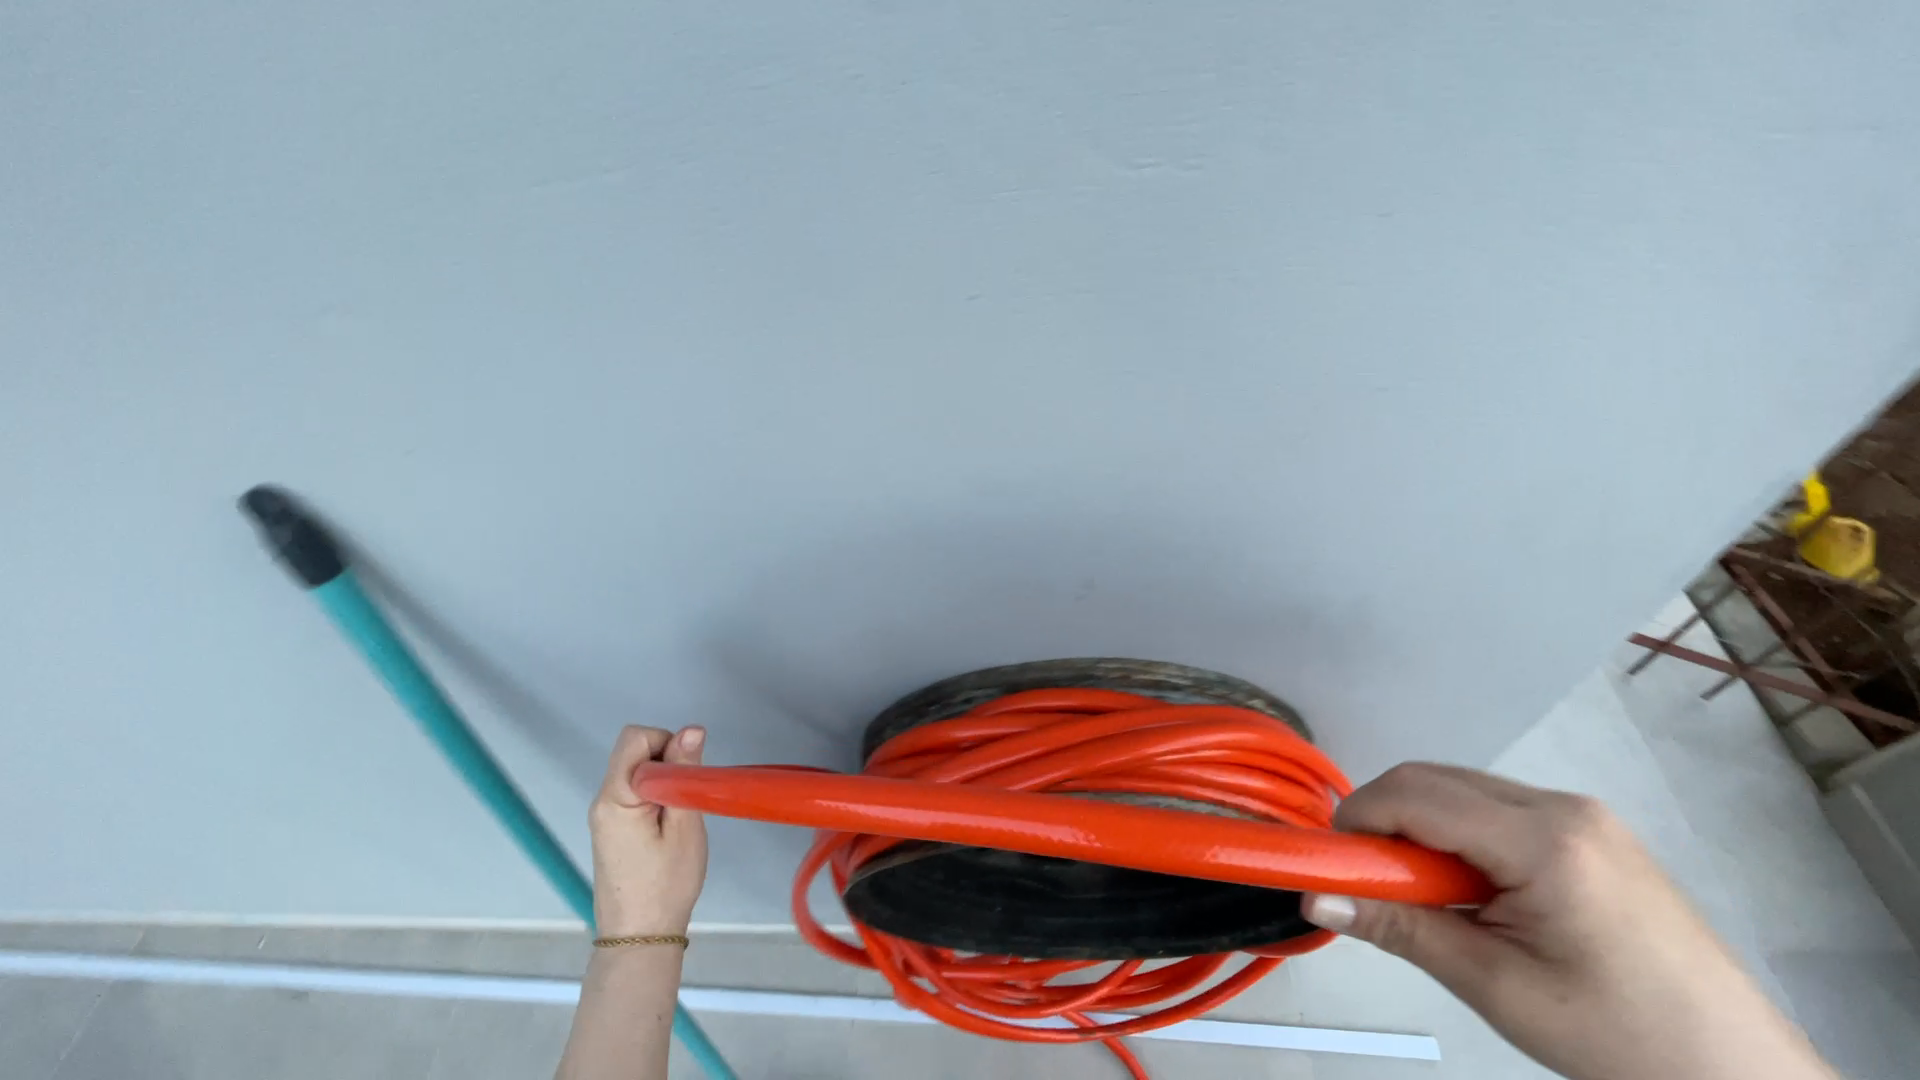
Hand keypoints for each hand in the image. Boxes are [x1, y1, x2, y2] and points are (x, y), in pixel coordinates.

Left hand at [588, 725, 708, 935]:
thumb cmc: (667, 882)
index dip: (667, 743)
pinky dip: (655, 793)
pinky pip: (633, 790)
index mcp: (615, 797)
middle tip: (687, 794)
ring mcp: (604, 814)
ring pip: (634, 769)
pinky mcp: (611, 826)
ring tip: (680, 812)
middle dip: (666, 758)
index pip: (636, 737)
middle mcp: (602, 799)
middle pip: (633, 750)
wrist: (640, 938)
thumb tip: (692, 729)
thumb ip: (685, 774)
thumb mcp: (685, 826)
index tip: (687, 775)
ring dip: (662, 777)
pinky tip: (669, 822)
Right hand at [1301, 764, 1833, 1079]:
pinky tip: (1467, 891)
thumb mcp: (1496, 987)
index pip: (1416, 795)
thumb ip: (1401, 930)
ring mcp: (1581, 815)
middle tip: (1366, 883)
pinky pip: (1493, 809)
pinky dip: (1456, 835)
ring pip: (1459, 790)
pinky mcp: (1588, 831)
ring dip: (1419, 829)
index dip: (1357, 819)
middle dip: (1383, 821)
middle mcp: (1562, 806)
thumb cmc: (1620, 1038)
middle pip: (1433, 780)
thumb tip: (1316, 900)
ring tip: (1421, 897)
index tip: (1328, 863)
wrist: (1740, 1075)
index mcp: (1545, 840)